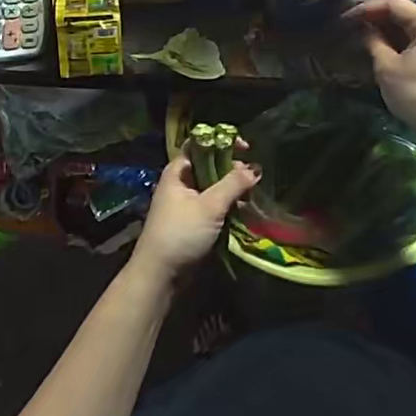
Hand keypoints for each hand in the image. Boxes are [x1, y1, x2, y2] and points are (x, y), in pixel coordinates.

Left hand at [130, 154, 259, 281]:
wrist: (160, 273)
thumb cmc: (181, 233)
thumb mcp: (209, 206)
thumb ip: (232, 184)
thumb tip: (255, 168)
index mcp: (177, 171)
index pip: (199, 145)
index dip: (222, 142)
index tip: (247, 148)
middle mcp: (181, 183)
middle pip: (209, 165)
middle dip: (232, 168)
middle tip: (253, 176)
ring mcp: (186, 202)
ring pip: (213, 187)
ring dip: (232, 188)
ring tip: (251, 194)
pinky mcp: (193, 220)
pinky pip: (213, 204)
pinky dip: (227, 204)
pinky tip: (243, 209)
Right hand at [346, 0, 415, 138]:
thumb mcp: (387, 67)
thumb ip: (373, 42)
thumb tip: (364, 28)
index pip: (394, 4)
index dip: (366, 9)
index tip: (344, 19)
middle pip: (405, 12)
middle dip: (376, 17)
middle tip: (350, 26)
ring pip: (411, 26)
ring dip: (386, 30)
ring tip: (362, 36)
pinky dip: (399, 40)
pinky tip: (382, 48)